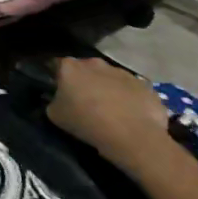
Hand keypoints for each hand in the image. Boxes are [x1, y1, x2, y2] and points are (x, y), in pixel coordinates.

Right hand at [45, 56, 172, 173]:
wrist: (132, 136)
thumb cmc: (87, 122)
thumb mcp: (55, 115)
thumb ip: (53, 101)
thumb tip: (59, 99)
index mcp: (70, 67)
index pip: (57, 65)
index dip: (58, 77)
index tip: (59, 90)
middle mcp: (95, 63)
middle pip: (85, 68)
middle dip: (84, 80)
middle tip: (84, 100)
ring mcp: (122, 72)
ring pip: (110, 77)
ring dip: (107, 88)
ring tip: (110, 110)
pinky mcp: (144, 85)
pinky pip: (131, 89)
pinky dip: (128, 98)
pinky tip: (129, 115)